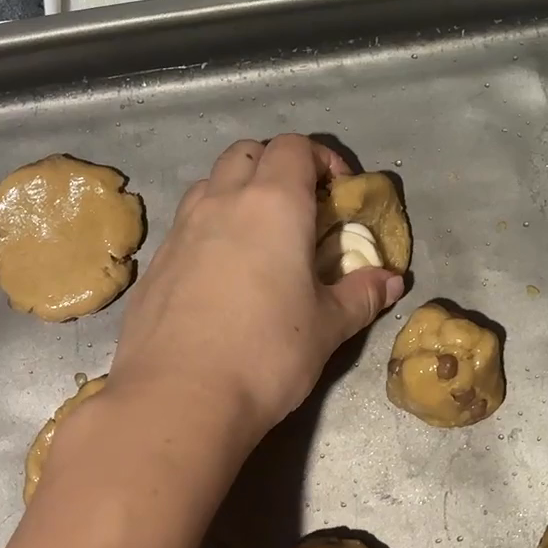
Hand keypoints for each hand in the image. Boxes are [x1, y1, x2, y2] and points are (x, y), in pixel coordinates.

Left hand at [105, 135, 404, 433]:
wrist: (177, 400)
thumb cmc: (267, 353)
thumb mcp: (329, 326)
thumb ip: (362, 295)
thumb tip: (392, 281)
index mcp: (274, 203)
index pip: (295, 147)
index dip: (321, 159)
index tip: (338, 192)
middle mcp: (224, 202)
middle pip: (249, 151)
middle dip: (277, 166)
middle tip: (300, 206)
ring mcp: (182, 230)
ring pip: (211, 182)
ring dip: (239, 191)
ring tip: (259, 234)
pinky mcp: (156, 263)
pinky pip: (187, 224)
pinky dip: (210, 228)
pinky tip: (223, 274)